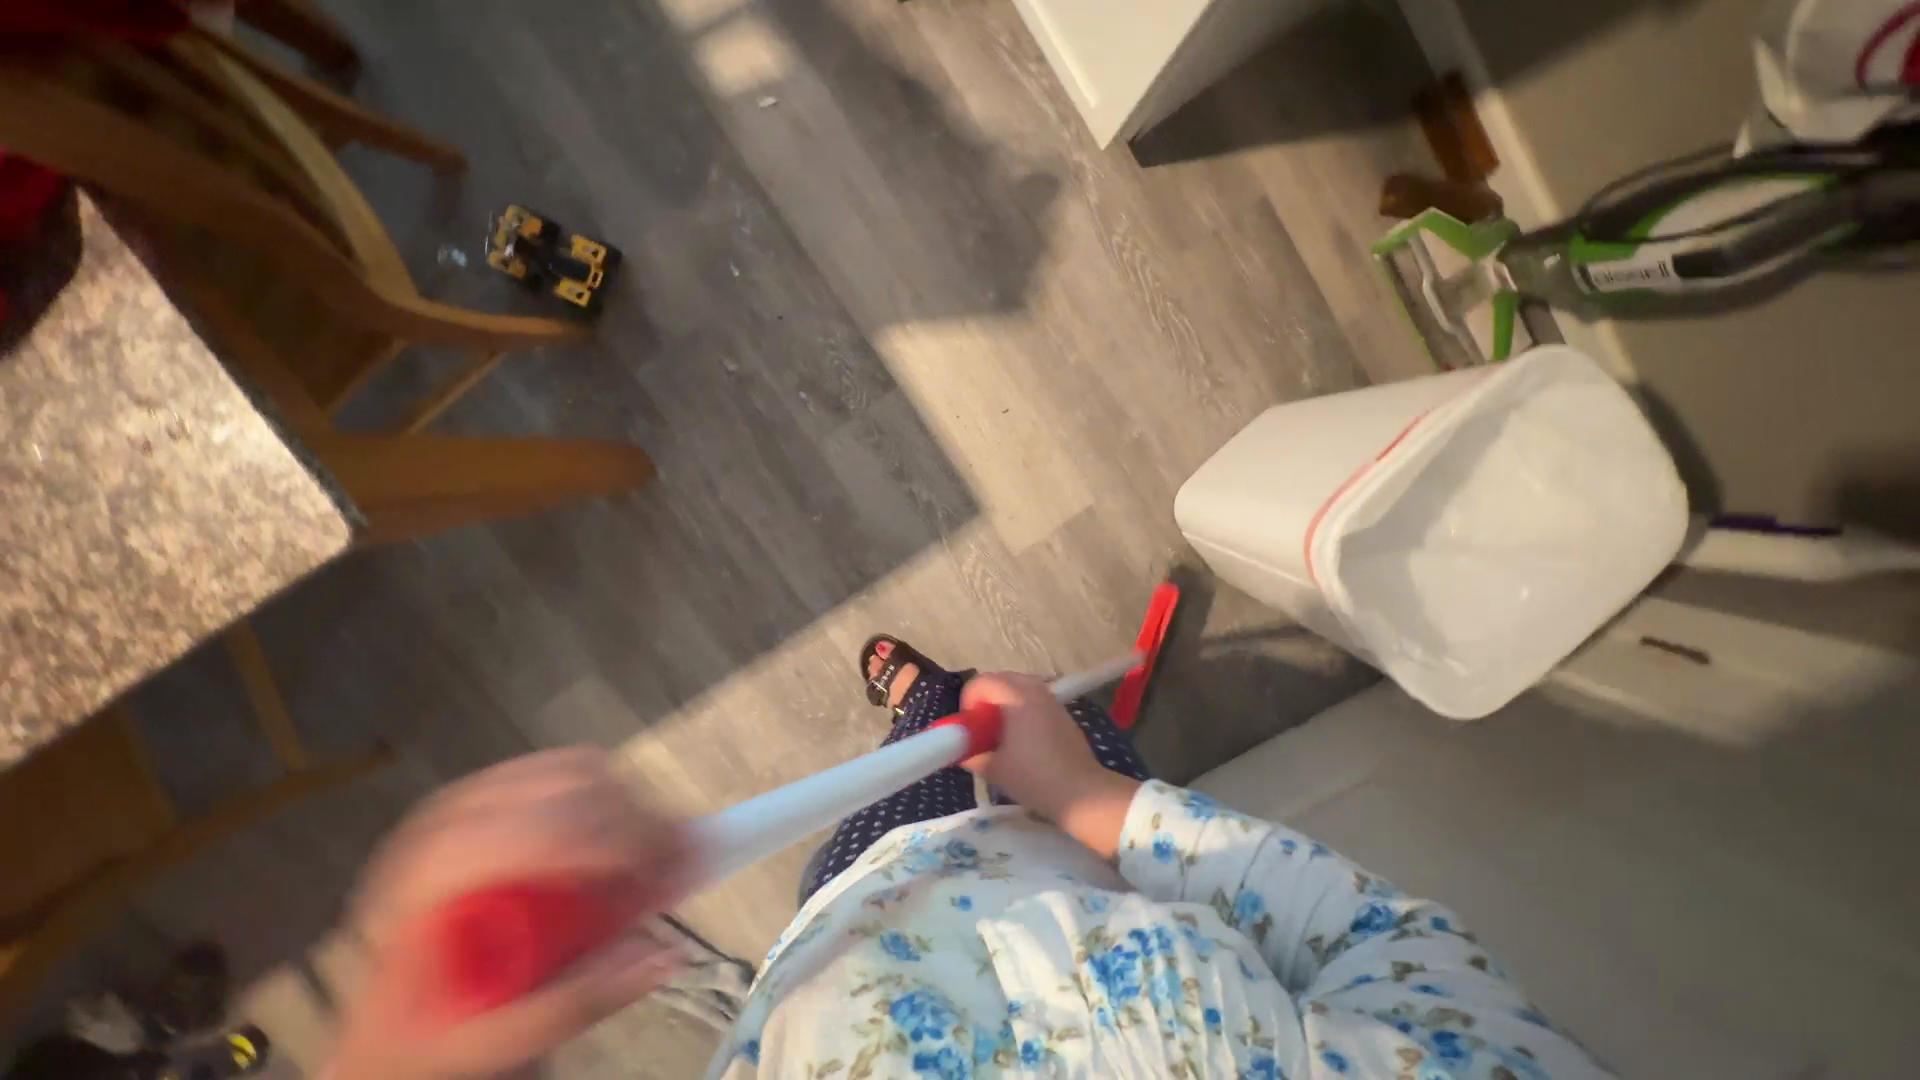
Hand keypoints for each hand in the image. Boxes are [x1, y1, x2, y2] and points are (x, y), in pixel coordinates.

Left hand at [324, 749, 690, 1079]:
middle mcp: (447, 822)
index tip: (672, 869)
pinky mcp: (493, 793)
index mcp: (430, 877)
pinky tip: (628, 836)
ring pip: (577, 769)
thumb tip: (671, 954)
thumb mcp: (496, 1042)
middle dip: (641, 822)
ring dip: (633, 805)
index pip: (540, 831)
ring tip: (662, 854)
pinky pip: (571, 766)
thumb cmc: (427, 1037)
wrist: (386, 1025)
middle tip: (687, 863)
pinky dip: (614, 792)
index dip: (617, 840)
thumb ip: (578, 1002)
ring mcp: (469, 800)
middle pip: (569, 789)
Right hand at [960, 673, 1141, 857]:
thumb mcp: (994, 769)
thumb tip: (963, 752)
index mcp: (1016, 697)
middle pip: (1001, 679)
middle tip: (982, 728)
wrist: (1081, 792)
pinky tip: (1024, 739)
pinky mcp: (1063, 713)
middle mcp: (1035, 689)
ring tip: (1002, 733)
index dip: (968, 701)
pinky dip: (1023, 709)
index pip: (982, 682)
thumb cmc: (1033, 777)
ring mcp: (1052, 700)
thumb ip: (972, 755)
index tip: (970, 727)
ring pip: (1020, 687)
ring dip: (1005, 703)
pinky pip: (1035, 699)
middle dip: (986, 699)